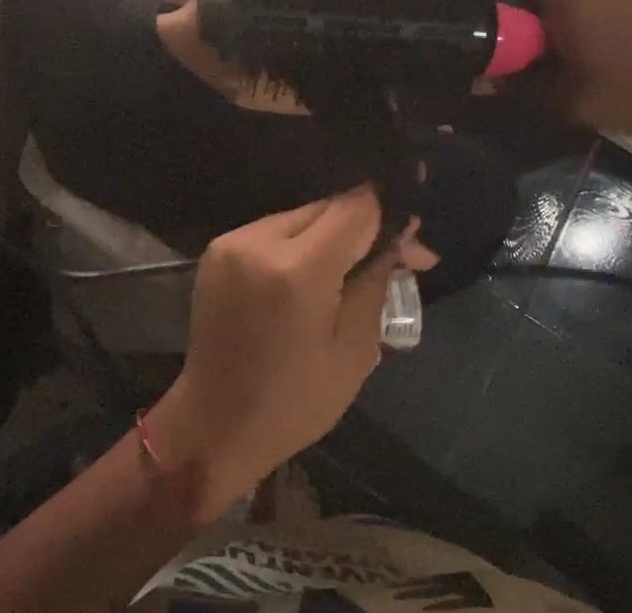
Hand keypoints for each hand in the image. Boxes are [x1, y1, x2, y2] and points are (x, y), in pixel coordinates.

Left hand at [146, 189, 433, 521]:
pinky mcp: (216, 252)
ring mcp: (230, 243)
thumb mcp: (355, 348)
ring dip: (332, 235)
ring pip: (299, 217)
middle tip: (401, 259)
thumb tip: (400, 236)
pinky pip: (271, 232)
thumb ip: (376, 280)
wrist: (215, 423)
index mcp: (295, 269)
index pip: (354, 207)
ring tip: (359, 270)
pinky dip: (300, 245)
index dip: (391, 212)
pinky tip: (318, 274)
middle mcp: (257, 241)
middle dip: (365, 227)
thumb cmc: (295, 402)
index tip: (416, 237)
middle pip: (326, 208)